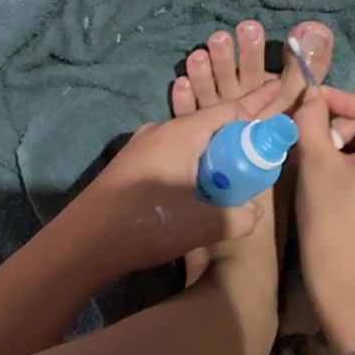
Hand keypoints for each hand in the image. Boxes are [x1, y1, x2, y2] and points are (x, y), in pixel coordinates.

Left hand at [61, 78, 285, 278]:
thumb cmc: (148, 224)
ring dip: (210, 155)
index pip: (230, 111)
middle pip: (209, 124)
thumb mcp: (205, 225)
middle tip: (255, 159)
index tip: (271, 142)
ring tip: (227, 179)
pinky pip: (170, 155)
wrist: (82, 243)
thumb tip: (255, 213)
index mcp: (184, 132)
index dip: (256, 122)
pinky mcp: (129, 164)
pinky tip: (194, 190)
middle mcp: (162, 129)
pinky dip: (189, 165)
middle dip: (235, 140)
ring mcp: (141, 145)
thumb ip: (239, 217)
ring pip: (188, 141)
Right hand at [291, 87, 354, 301]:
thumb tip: (312, 94)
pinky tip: (332, 177)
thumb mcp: (316, 161)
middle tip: (312, 145)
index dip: (344, 99)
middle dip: (342, 126)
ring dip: (344, 144)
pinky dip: (354, 161)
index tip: (312, 108)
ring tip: (317, 162)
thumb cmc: (331, 216)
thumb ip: (313, 119)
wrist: (343, 276)